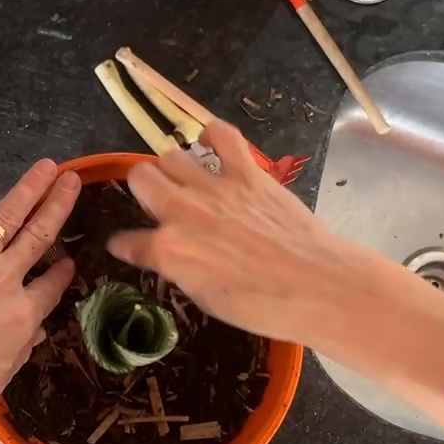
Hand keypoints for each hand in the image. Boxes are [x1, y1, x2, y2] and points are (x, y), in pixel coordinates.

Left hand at [0, 138, 78, 433]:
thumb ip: (19, 351)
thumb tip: (38, 331)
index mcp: (23, 313)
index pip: (53, 285)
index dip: (63, 272)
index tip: (69, 262)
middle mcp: (5, 277)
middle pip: (41, 236)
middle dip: (59, 206)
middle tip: (73, 181)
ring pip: (8, 213)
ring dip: (30, 187)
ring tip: (47, 165)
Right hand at [109, 122, 412, 348]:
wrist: (320, 287)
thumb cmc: (264, 307)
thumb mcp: (207, 299)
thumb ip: (179, 269)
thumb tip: (167, 256)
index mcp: (169, 250)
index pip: (128, 241)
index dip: (123, 244)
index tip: (125, 245)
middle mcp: (182, 211)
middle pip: (140, 177)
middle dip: (141, 189)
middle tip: (155, 201)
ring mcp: (215, 187)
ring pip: (171, 155)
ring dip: (172, 168)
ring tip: (184, 179)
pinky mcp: (248, 172)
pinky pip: (222, 136)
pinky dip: (212, 135)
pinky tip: (210, 143)